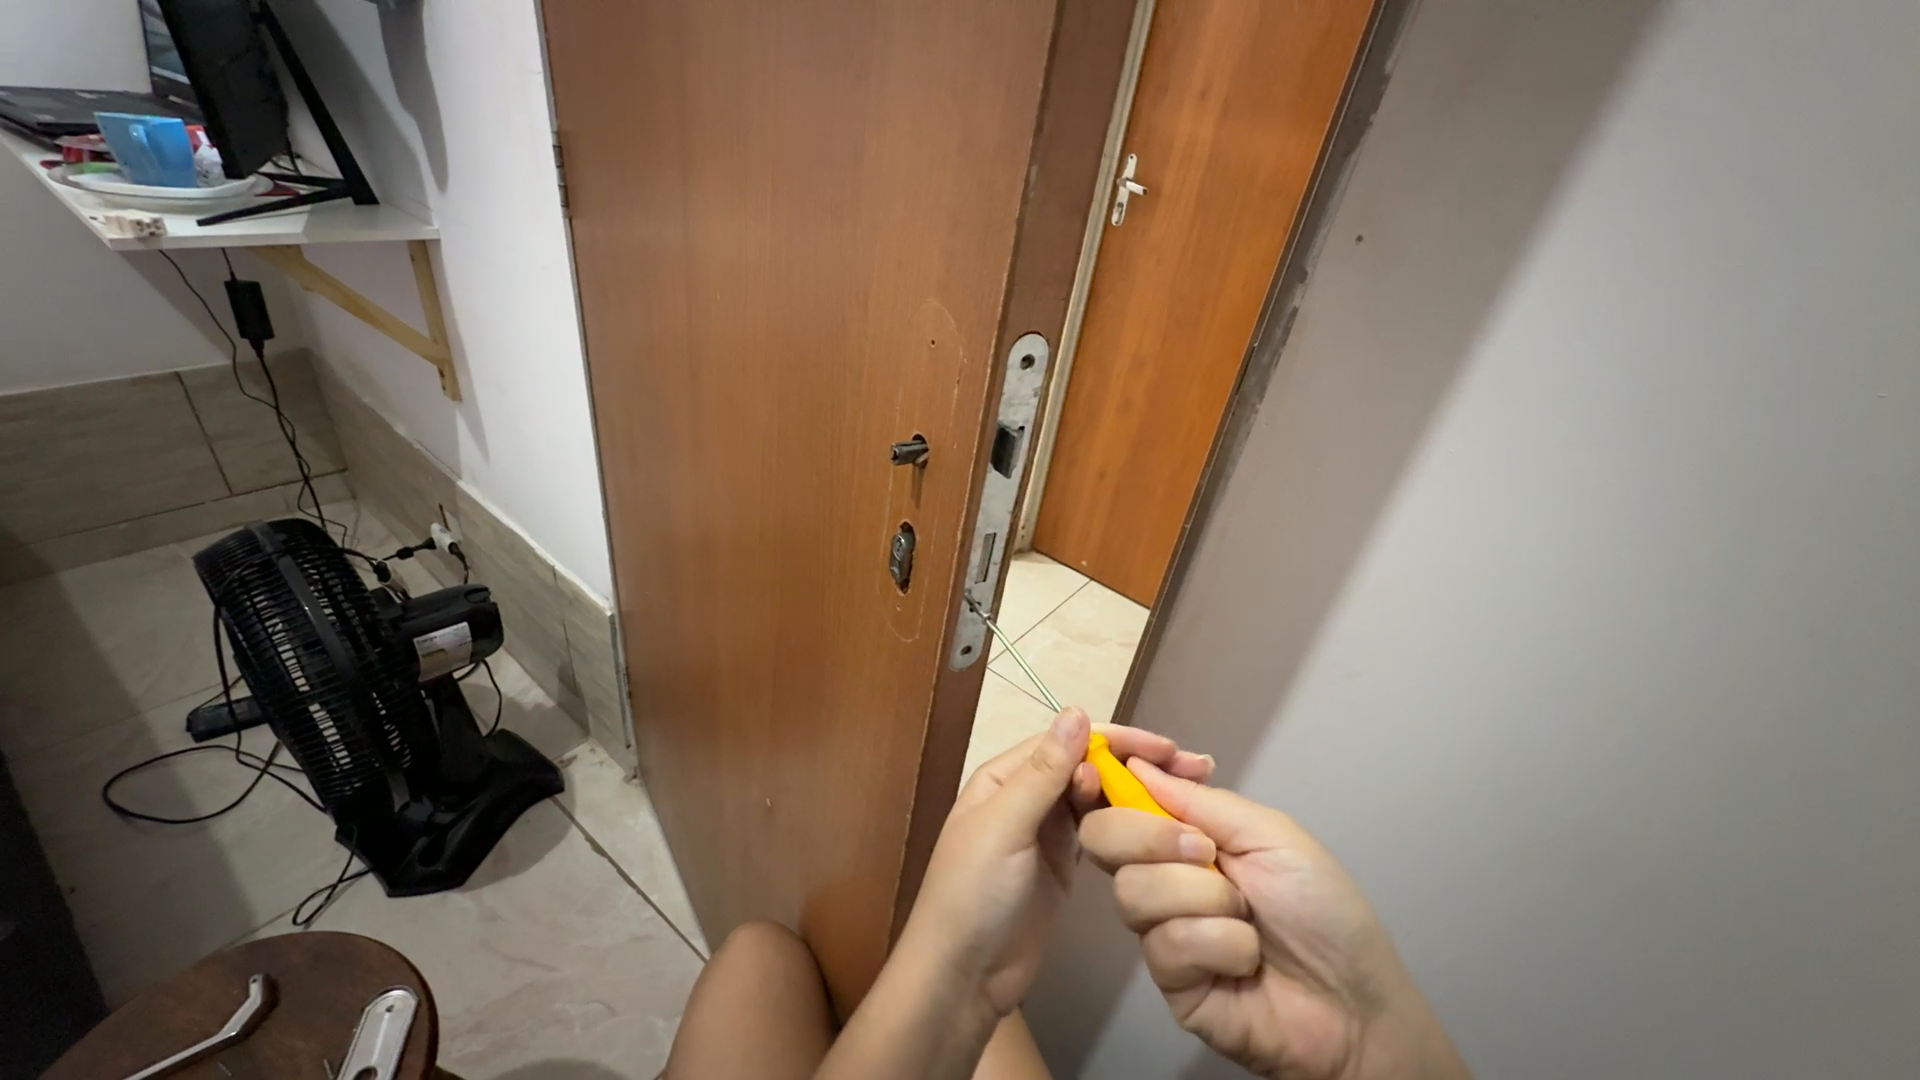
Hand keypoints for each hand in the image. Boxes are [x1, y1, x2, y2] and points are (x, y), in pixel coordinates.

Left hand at [897, 708, 1214, 1017]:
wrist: (963, 976)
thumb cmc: (973, 893)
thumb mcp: (1005, 826)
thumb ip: (1043, 772)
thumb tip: (1076, 710)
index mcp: (1006, 775)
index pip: (1069, 742)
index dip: (1119, 740)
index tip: (1168, 749)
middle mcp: (1028, 793)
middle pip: (1088, 765)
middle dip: (1137, 762)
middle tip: (1194, 768)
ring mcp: (1046, 828)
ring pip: (1098, 795)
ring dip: (1138, 789)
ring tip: (1188, 791)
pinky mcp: (1063, 861)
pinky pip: (1100, 829)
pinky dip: (1127, 821)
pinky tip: (1159, 821)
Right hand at [1078, 759, 1470, 1079]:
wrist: (1357, 1002)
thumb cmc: (1321, 906)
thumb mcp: (1269, 834)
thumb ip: (1199, 800)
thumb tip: (1135, 765)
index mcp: (1179, 833)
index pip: (1117, 797)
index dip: (1108, 777)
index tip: (1122, 764)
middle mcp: (1159, 873)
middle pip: (1102, 836)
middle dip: (1151, 836)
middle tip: (1206, 852)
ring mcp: (1159, 926)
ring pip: (1133, 890)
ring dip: (1202, 897)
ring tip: (1245, 917)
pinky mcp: (1167, 978)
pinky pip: (1165, 943)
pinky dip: (1218, 943)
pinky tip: (1246, 959)